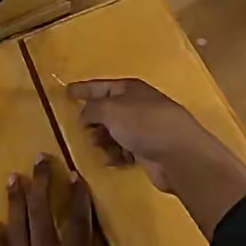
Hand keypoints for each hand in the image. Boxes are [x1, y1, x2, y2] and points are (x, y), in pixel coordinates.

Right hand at [69, 79, 245, 238]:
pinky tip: (110, 160)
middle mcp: (137, 106)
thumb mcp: (110, 109)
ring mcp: (144, 129)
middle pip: (107, 111)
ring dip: (102, 139)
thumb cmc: (143, 123)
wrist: (179, 154)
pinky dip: (115, 154)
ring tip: (97, 146)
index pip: (101, 86)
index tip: (67, 91)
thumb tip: (84, 113)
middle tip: (82, 128)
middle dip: (93, 120)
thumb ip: (92, 108)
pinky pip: (124, 150)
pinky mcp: (148, 150)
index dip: (83, 89)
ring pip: (114, 132)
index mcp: (130, 89)